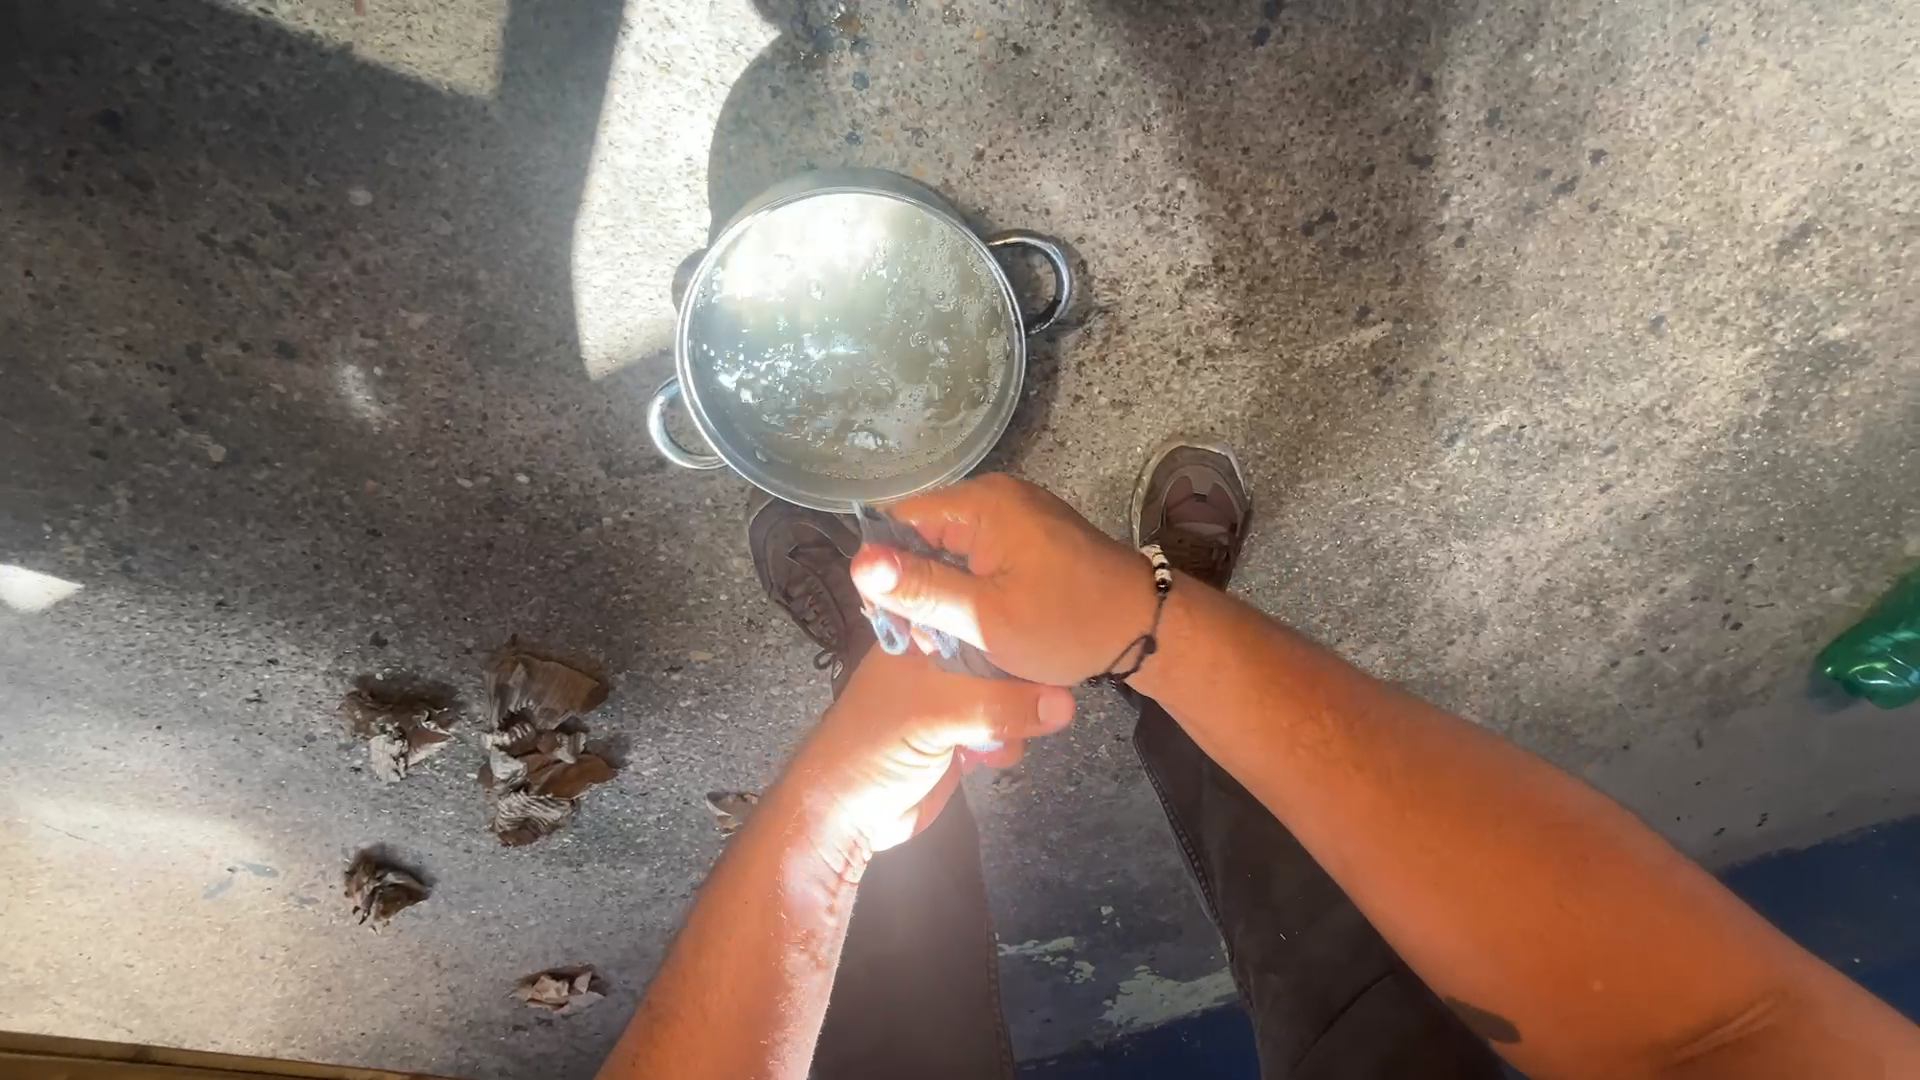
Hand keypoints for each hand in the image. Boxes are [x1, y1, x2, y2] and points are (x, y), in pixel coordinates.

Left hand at [787, 648, 1074, 857]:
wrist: (847, 816)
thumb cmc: (876, 745)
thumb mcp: (936, 715)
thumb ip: (999, 706)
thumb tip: (1065, 703)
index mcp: (920, 636)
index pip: (975, 611)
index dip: (1010, 621)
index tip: (1048, 635)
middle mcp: (937, 661)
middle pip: (997, 654)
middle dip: (1021, 677)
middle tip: (1048, 693)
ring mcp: (949, 700)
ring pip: (1005, 693)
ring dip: (1015, 716)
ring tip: (1006, 736)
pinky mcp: (960, 736)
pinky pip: (1000, 728)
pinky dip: (1005, 742)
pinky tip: (994, 758)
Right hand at [849, 474, 1156, 684]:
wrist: (1146, 626)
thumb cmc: (1067, 623)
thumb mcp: (986, 617)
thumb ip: (921, 589)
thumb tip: (858, 564)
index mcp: (982, 504)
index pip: (900, 520)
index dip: (885, 569)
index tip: (892, 619)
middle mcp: (996, 498)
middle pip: (924, 534)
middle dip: (916, 586)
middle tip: (926, 642)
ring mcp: (1016, 514)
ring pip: (951, 550)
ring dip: (943, 594)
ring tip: (950, 641)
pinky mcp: (1030, 536)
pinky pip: (979, 556)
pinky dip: (970, 589)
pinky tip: (975, 625)